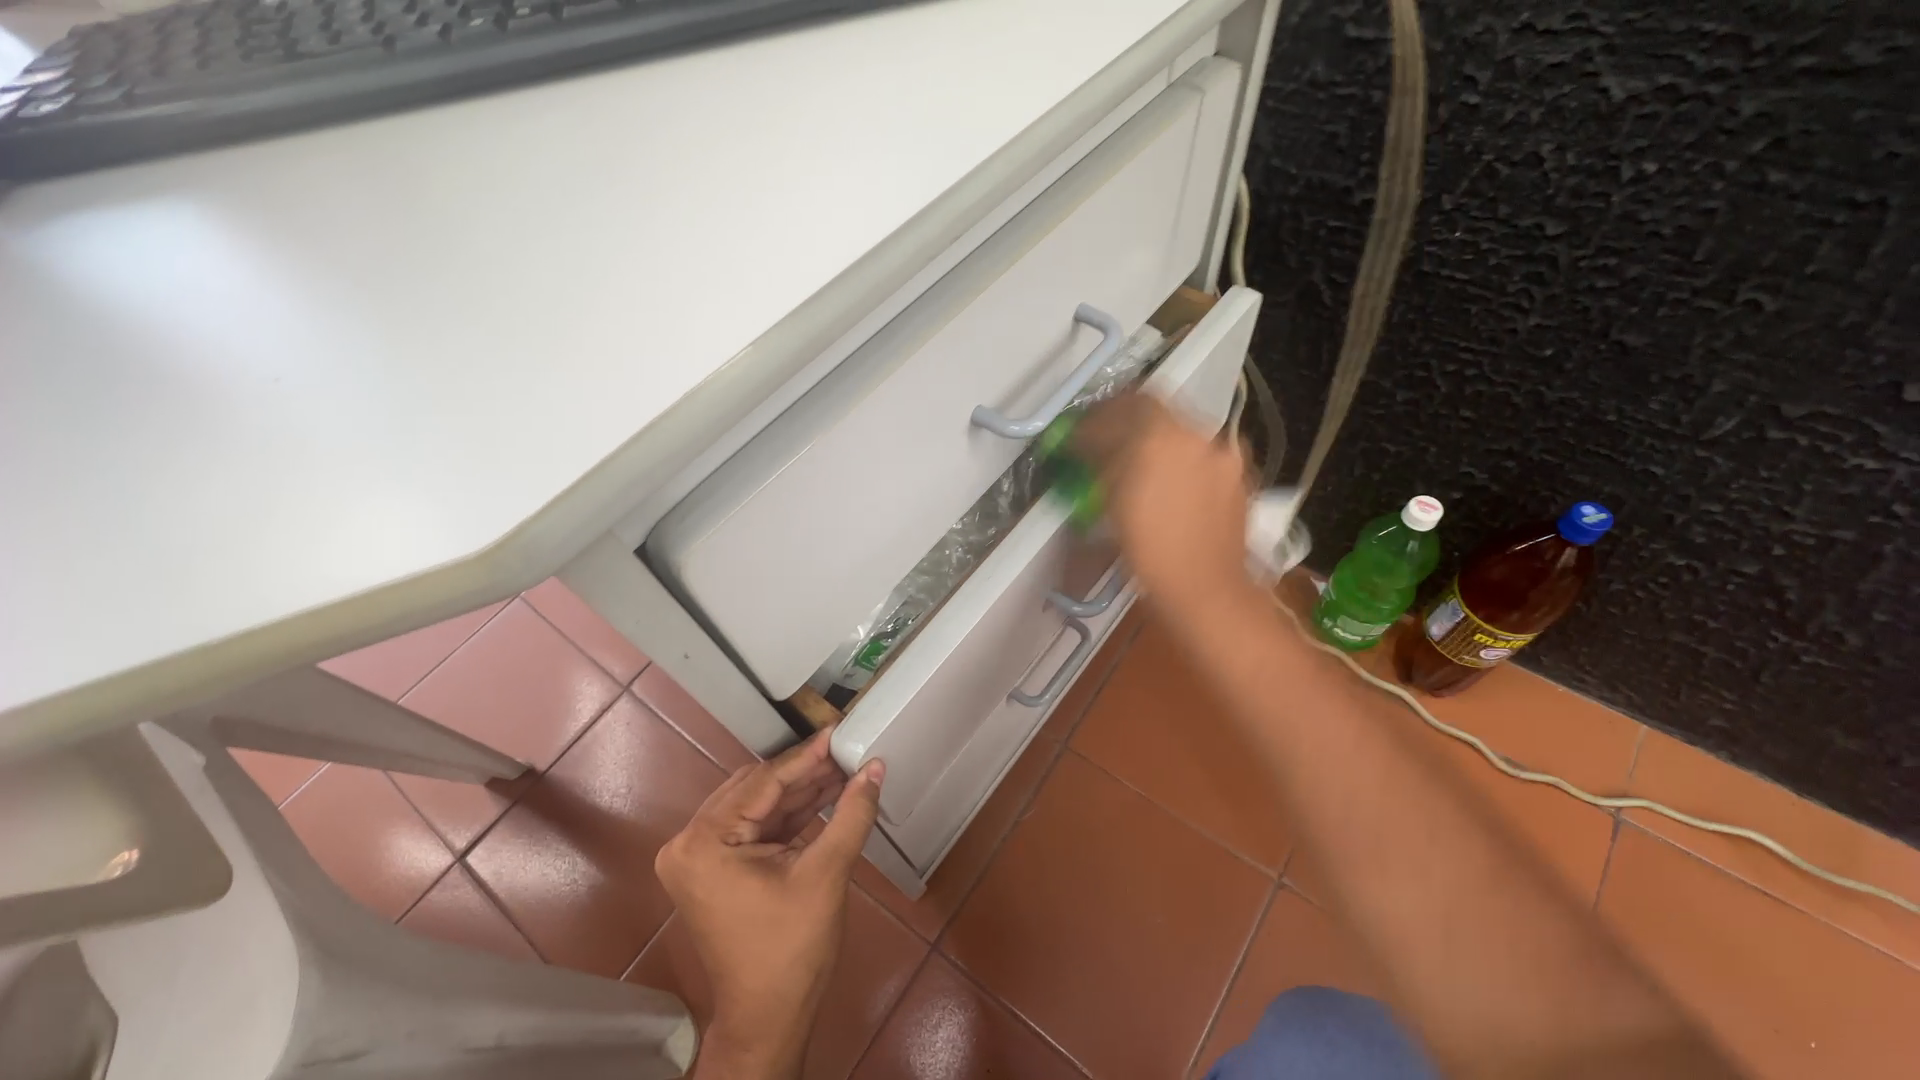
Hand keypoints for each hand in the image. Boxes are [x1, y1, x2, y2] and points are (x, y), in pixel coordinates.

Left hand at [655, 730, 883, 1077]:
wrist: (769, 1016)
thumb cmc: (793, 948)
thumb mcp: (826, 873)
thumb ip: (851, 814)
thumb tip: (876, 768)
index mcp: (704, 842)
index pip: (762, 783)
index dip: (806, 757)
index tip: (838, 733)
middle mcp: (689, 843)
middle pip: (754, 790)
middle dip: (803, 774)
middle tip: (846, 753)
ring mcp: (697, 858)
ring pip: (754, 807)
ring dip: (797, 794)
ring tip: (843, 772)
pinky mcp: (712, 871)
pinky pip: (752, 829)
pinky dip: (786, 818)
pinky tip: (823, 798)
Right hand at [1072, 393, 1257, 620]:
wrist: (1207, 589)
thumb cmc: (1151, 552)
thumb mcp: (1115, 502)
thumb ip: (1103, 461)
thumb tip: (1089, 445)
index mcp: (1164, 435)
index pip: (1127, 403)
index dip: (1101, 414)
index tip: (1083, 431)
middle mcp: (1200, 434)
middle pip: (1157, 413)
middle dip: (1128, 424)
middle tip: (1106, 443)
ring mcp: (1224, 454)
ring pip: (1182, 433)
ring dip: (1156, 442)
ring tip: (1137, 466)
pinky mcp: (1239, 476)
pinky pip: (1203, 456)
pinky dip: (1181, 462)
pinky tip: (1168, 485)